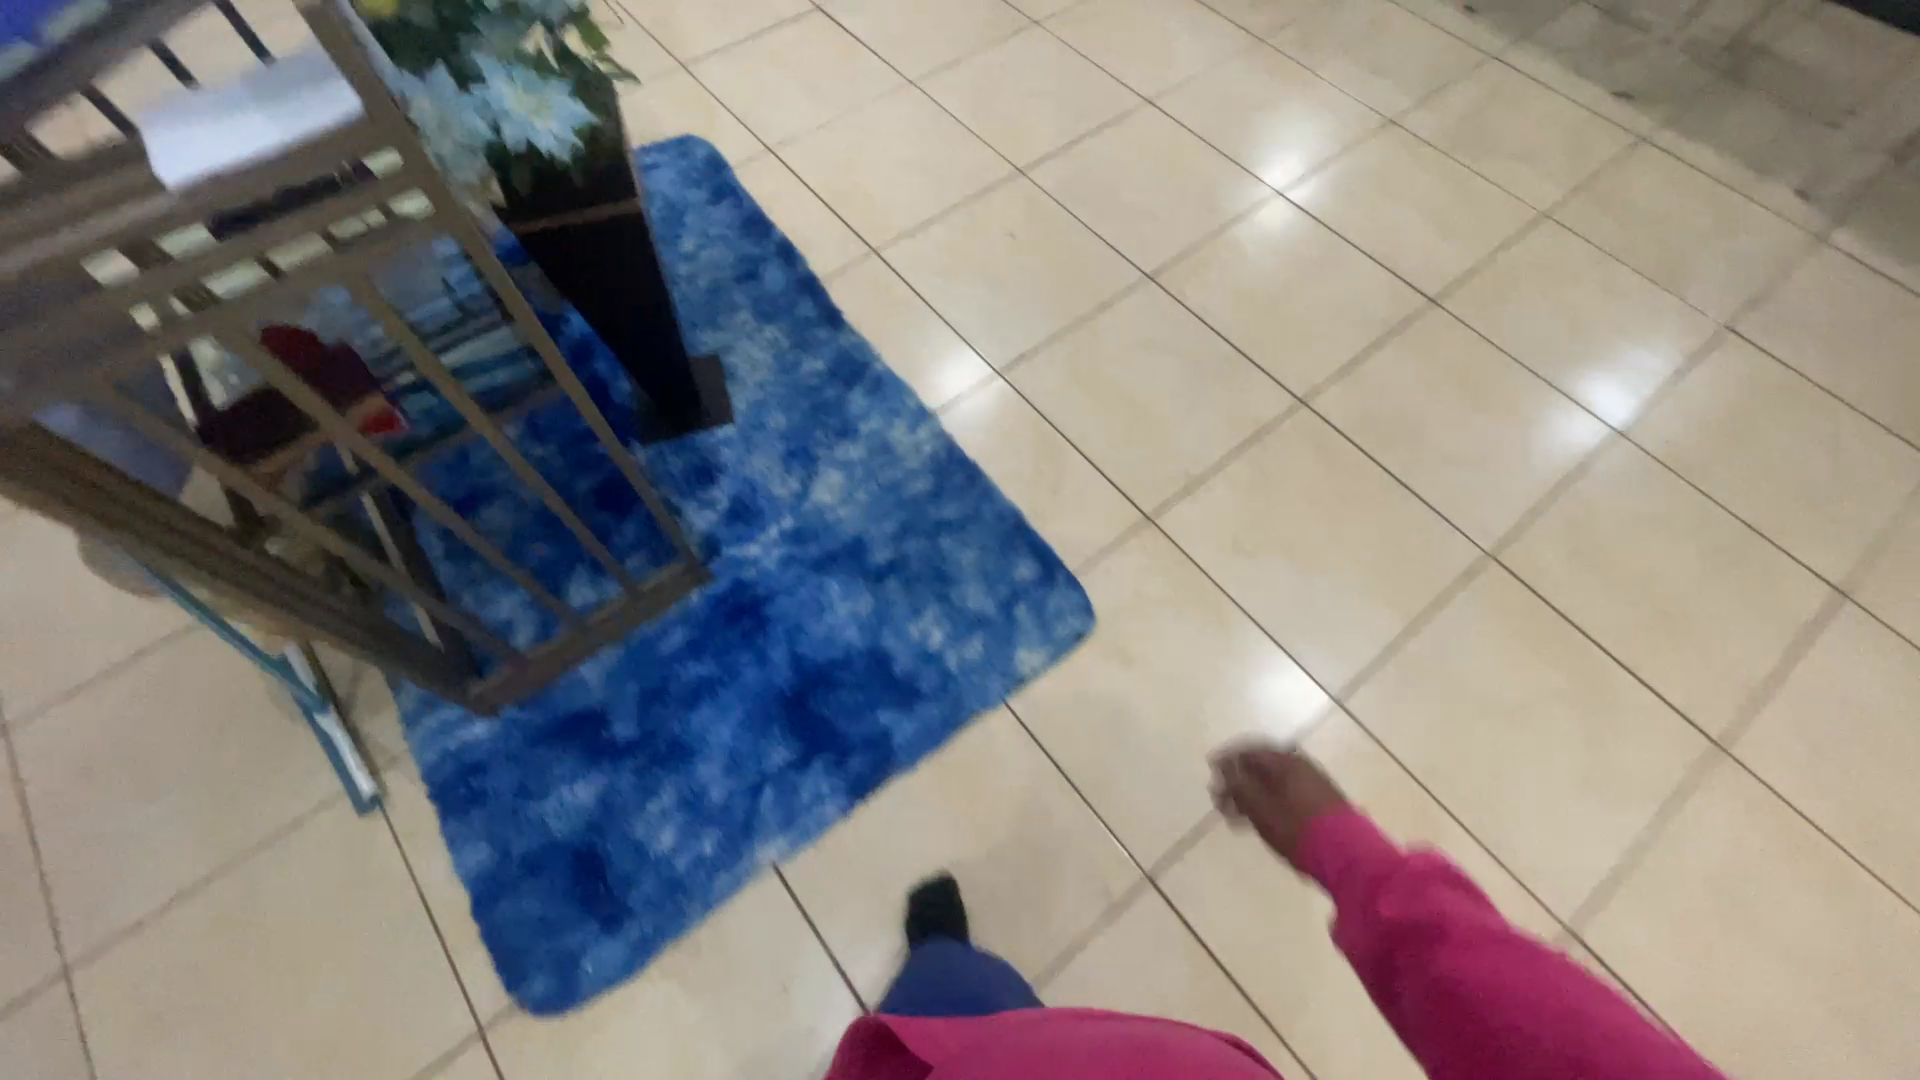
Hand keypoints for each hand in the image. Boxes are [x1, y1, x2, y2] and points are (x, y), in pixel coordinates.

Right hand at [1210, 740, 1348, 869]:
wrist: (1350, 858)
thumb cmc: (1297, 829)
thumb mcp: (1260, 808)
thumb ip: (1238, 785)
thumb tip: (1224, 765)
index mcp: (1285, 761)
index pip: (1249, 749)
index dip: (1227, 757)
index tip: (1211, 769)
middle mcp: (1299, 766)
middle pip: (1260, 765)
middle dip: (1237, 780)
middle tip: (1220, 799)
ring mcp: (1312, 785)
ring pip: (1272, 783)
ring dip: (1250, 795)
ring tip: (1234, 816)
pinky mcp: (1320, 804)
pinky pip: (1285, 795)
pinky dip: (1267, 803)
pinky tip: (1258, 822)